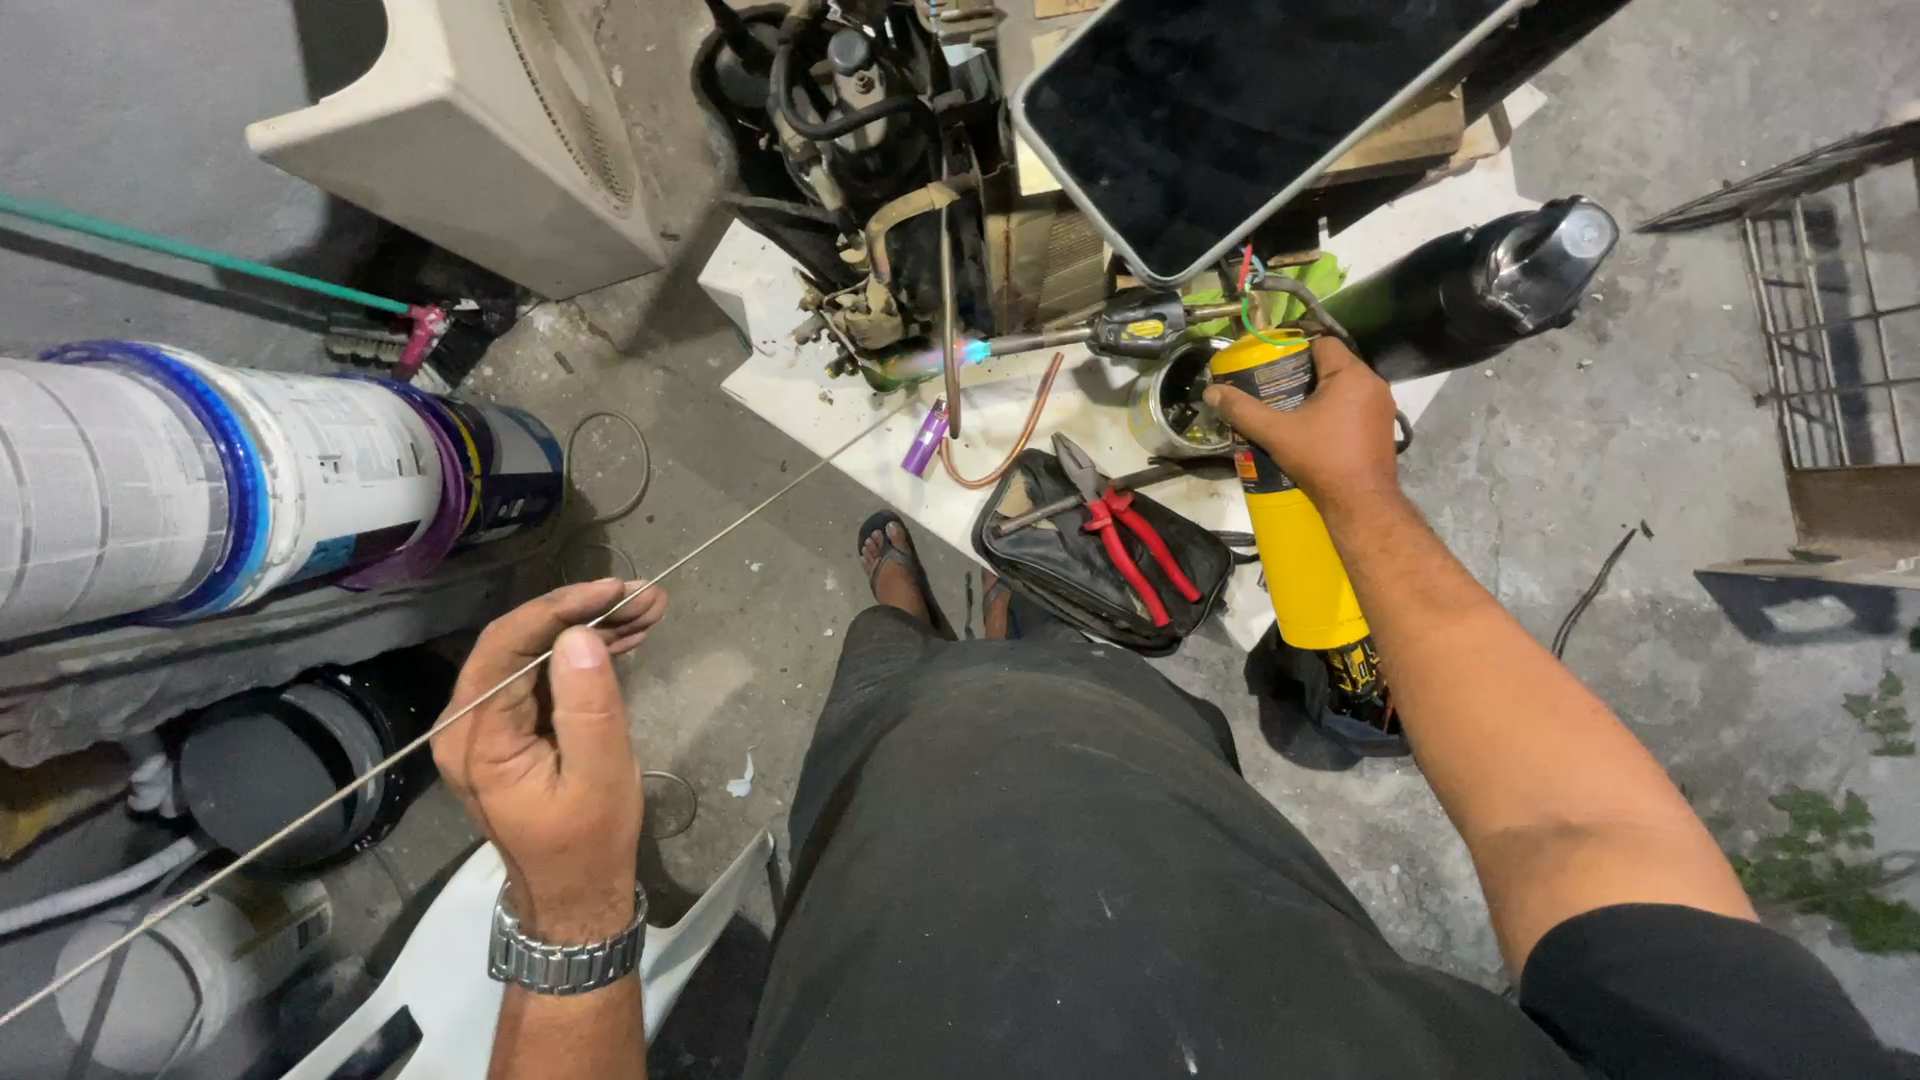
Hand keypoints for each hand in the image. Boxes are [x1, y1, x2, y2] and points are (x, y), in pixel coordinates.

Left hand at [431, 579, 667, 941]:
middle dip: (584, 612)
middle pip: (521, 642)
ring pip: (540, 653)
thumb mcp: (599, 774)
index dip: (560, 608)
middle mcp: (471, 723)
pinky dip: (590, 654)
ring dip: (593, 628)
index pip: (506, 646)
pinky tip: (629, 637)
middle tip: (645, 597)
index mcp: (477, 737)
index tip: (615, 591)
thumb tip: (580, 637)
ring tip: (649, 609)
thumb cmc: (588, 842)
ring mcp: (494, 725)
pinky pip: (550, 675)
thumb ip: (589, 706)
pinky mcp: (519, 728)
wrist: (577, 894)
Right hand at [1203, 336, 1401, 517]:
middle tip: (1272, 386)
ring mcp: (1381, 407)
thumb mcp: (1276, 433)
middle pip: (1333, 364)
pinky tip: (1312, 428)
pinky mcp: (1381, 427)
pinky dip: (1333, 409)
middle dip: (1303, 372)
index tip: (1271, 361)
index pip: (1323, 343)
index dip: (1296, 347)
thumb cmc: (1321, 460)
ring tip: (1288, 407)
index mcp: (1351, 375)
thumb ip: (1243, 410)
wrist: (1360, 502)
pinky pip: (1353, 405)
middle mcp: (1372, 384)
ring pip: (1344, 386)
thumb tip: (1212, 392)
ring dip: (1317, 392)